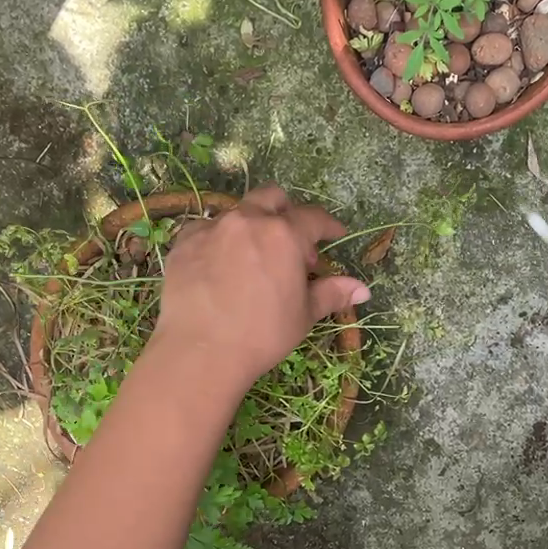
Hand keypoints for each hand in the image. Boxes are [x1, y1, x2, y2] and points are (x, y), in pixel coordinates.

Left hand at [151, 186, 368, 388]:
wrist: (201, 350)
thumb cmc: (262, 335)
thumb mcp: (303, 316)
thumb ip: (331, 294)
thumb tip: (363, 289)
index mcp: (284, 235)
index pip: (313, 218)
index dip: (328, 225)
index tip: (335, 234)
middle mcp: (248, 221)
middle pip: (271, 197)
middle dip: (286, 211)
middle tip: (292, 241)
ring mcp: (212, 228)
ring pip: (237, 212)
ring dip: (252, 226)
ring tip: (254, 257)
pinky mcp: (184, 243)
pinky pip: (205, 230)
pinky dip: (219, 241)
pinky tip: (220, 265)